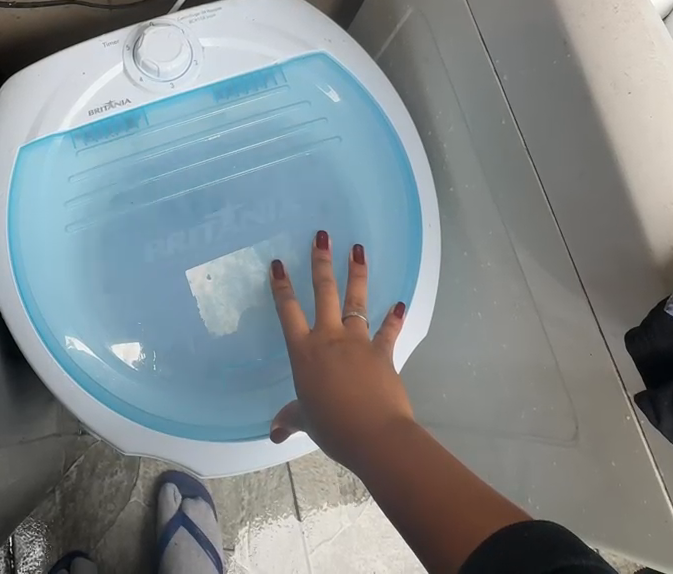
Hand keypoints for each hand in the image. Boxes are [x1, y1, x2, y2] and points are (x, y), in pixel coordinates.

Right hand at [268, 230, 412, 472]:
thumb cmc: (333, 427)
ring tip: (357, 248)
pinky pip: (388, 331)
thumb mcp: (306, 421)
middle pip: (323, 292)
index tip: (278, 263)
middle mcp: (329, 338)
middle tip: (321, 236)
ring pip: (355, 301)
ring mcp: (358, 342)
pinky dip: (394, 318)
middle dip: (321, 262)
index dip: (281, 286)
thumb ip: (290, 418)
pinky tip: (400, 303)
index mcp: (304, 352)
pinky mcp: (383, 353)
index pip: (287, 311)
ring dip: (356, 274)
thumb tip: (273, 433)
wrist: (375, 436)